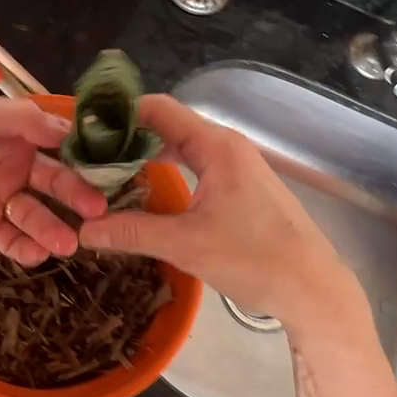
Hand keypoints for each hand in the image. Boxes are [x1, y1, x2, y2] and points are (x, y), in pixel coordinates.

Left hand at [0, 95, 109, 265]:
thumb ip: (19, 120)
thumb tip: (67, 128)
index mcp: (9, 130)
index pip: (56, 140)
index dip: (83, 155)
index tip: (111, 171)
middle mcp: (9, 161)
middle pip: (52, 179)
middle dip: (75, 194)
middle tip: (97, 212)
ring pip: (35, 212)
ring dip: (53, 226)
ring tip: (68, 244)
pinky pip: (10, 236)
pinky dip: (26, 246)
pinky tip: (39, 255)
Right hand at [77, 95, 362, 333]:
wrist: (314, 288)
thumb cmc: (254, 259)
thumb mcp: (185, 245)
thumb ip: (131, 231)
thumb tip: (83, 230)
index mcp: (216, 146)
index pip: (159, 109)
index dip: (121, 112)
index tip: (86, 128)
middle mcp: (227, 145)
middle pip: (168, 124)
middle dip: (128, 136)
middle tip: (89, 155)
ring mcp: (237, 164)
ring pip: (182, 145)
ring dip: (147, 154)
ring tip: (108, 171)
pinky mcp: (241, 185)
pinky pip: (195, 162)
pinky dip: (167, 168)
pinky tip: (146, 189)